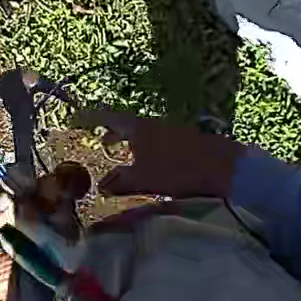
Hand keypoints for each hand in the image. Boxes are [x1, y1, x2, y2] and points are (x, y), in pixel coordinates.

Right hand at [71, 109, 244, 198]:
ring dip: (131, 142)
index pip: (109, 116)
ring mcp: (172, 131)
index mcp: (139, 128)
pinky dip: (146, 149)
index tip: (75, 119)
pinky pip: (157, 141)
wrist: (225, 167)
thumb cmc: (179, 170)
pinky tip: (152, 164)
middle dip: (113, 132)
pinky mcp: (186, 141)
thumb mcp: (145, 179)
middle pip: (127, 124)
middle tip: (101, 142)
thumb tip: (102, 184)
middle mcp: (154, 125)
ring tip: (125, 156)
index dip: (91, 117)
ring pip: (144, 133)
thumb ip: (121, 180)